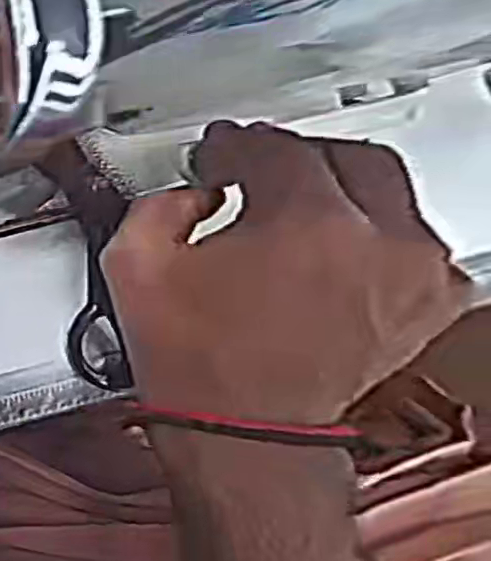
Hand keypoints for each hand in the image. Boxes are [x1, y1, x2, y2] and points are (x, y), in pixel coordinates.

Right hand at [102, 122, 469, 425]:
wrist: (239, 418)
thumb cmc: (191, 353)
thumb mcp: (131, 264)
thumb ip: (156, 206)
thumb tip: (187, 195)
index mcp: (304, 223)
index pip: (276, 150)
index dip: (236, 142)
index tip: (218, 147)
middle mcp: (379, 239)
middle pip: (350, 158)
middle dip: (293, 152)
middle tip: (253, 161)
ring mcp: (416, 271)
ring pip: (391, 194)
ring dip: (335, 187)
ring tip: (286, 202)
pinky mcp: (430, 300)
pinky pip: (412, 240)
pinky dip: (369, 230)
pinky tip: (326, 243)